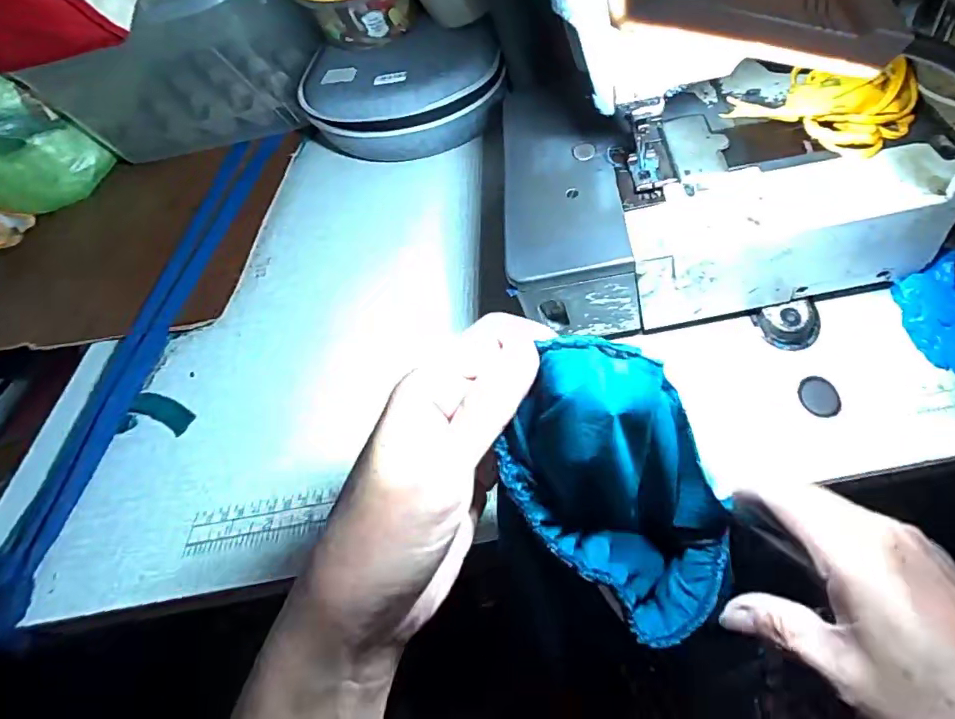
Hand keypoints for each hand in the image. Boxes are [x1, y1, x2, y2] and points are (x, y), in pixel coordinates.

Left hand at [236, 313, 547, 717]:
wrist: (364, 616)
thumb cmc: (389, 537)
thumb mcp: (441, 467)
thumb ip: (487, 404)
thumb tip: (532, 346)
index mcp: (431, 386)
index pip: (496, 337)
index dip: (537, 341)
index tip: (580, 365)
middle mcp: (449, 400)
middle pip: (510, 363)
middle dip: (547, 371)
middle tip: (590, 393)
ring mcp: (464, 434)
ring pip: (518, 397)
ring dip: (546, 403)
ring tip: (585, 416)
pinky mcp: (479, 465)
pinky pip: (517, 433)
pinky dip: (539, 434)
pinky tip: (563, 443)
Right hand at [720, 484, 954, 718]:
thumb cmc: (925, 698)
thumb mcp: (846, 669)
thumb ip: (785, 627)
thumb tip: (733, 611)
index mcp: (858, 551)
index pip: (795, 496)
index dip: (758, 486)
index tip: (726, 489)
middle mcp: (885, 528)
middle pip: (819, 496)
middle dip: (779, 497)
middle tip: (743, 514)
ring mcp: (912, 536)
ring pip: (845, 508)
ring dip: (810, 512)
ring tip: (776, 532)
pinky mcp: (929, 551)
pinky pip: (871, 523)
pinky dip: (839, 526)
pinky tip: (829, 555)